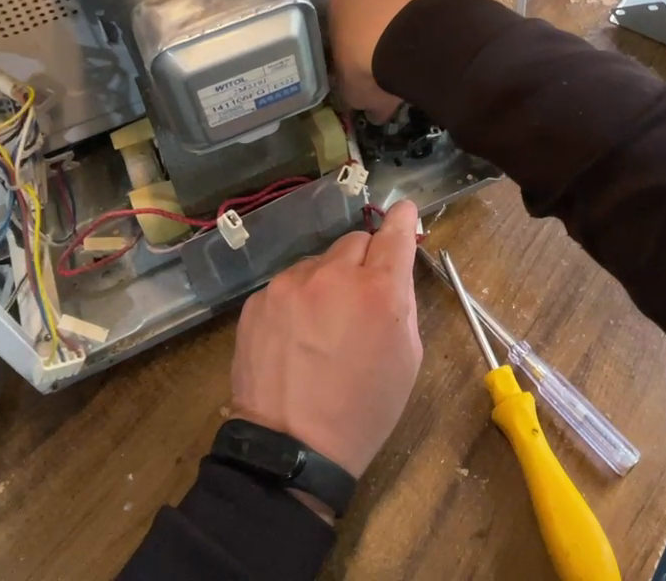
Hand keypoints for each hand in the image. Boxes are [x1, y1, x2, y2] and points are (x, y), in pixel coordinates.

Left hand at [229, 201, 424, 502]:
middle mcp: (333, 275)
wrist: (291, 450)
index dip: (403, 220)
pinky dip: (298, 299)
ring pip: (319, 262)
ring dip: (328, 280)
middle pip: (355, 241)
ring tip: (322, 326)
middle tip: (362, 297)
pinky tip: (295, 336)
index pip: (395, 232)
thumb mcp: (407, 357)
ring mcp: (289, 285)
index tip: (404, 213)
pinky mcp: (258, 300)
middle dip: (364, 261)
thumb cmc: (363, 409)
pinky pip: (288, 285)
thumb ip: (402, 302)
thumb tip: (394, 269)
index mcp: (378, 290)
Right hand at [328, 0, 461, 120]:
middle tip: (403, 55)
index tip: (371, 66)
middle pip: (377, 2)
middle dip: (387, 25)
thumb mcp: (357, 90)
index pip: (344, 22)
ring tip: (430, 45)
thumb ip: (360, 96)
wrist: (421, 34)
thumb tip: (374, 110)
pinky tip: (447, 32)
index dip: (357, 46)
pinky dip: (440, 10)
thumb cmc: (375, 60)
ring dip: (415, 14)